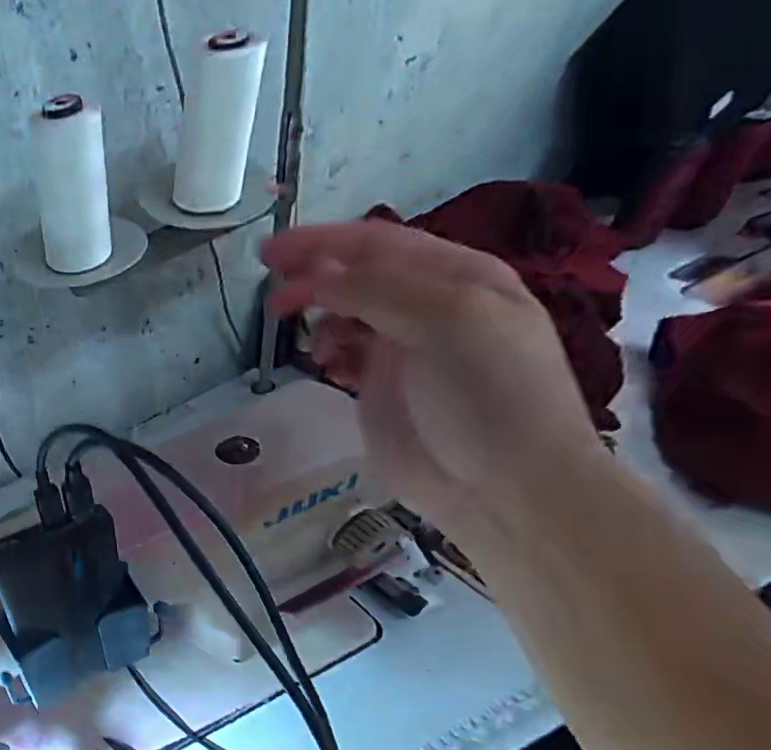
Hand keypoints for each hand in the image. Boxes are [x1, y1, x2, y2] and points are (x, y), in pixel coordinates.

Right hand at [262, 222, 605, 534]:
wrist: (501, 484)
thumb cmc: (489, 396)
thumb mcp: (447, 323)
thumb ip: (379, 291)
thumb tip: (314, 272)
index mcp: (458, 277)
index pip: (378, 244)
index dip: (322, 243)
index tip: (269, 254)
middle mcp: (431, 304)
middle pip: (358, 276)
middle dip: (312, 279)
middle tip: (272, 300)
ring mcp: (405, 347)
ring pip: (347, 314)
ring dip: (319, 318)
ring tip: (309, 343)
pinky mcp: (383, 386)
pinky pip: (346, 353)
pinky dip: (327, 352)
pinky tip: (325, 366)